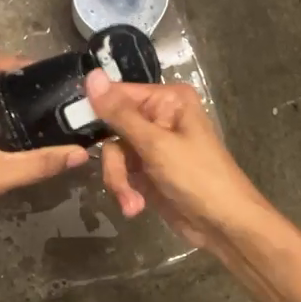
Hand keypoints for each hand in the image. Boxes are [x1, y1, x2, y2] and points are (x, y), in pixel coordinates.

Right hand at [85, 70, 272, 250]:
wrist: (224, 226)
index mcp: (168, 100)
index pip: (119, 95)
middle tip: (121, 181)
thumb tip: (91, 76)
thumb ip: (120, 114)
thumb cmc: (198, 178)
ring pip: (114, 156)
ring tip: (132, 204)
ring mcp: (152, 146)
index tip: (76, 129)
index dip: (97, 113)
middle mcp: (159, 118)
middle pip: (112, 129)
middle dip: (115, 162)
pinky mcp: (148, 172)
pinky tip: (135, 207)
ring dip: (120, 182)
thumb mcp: (156, 145)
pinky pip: (122, 174)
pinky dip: (126, 191)